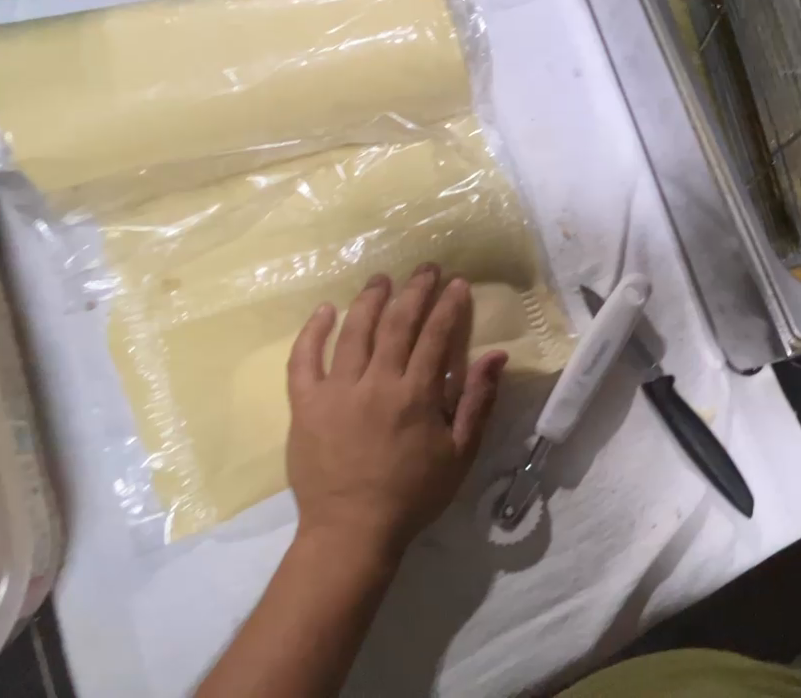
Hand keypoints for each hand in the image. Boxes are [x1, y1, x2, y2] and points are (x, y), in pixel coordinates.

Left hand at [286, 265, 507, 556]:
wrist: (351, 531)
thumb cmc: (414, 493)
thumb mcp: (461, 452)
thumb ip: (478, 400)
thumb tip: (496, 356)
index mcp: (415, 395)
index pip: (435, 336)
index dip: (448, 305)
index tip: (457, 283)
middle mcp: (375, 384)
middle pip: (395, 324)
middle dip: (414, 291)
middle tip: (425, 269)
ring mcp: (335, 393)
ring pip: (353, 332)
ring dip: (369, 300)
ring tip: (381, 279)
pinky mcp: (305, 406)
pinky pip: (304, 361)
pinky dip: (313, 332)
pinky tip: (325, 311)